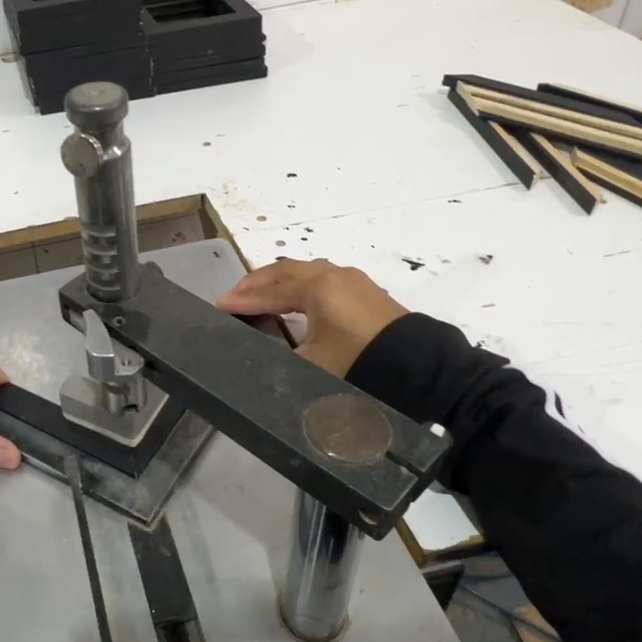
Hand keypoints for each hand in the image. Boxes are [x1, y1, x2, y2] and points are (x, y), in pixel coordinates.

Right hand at [216, 258, 407, 376]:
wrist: (423, 370)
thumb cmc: (361, 363)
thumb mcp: (312, 365)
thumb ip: (281, 356)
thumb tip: (258, 357)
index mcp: (317, 287)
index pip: (269, 292)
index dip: (242, 300)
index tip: (218, 306)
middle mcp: (333, 275)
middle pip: (285, 272)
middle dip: (257, 283)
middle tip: (234, 296)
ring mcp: (354, 281)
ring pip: (306, 271)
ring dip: (280, 281)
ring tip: (262, 294)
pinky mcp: (368, 293)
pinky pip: (323, 279)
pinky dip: (301, 285)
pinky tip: (298, 299)